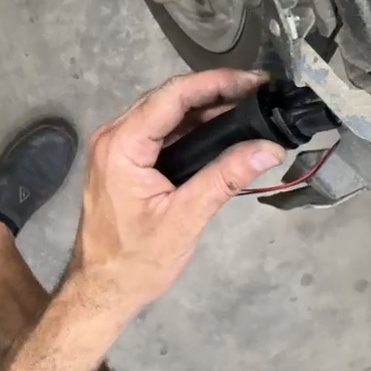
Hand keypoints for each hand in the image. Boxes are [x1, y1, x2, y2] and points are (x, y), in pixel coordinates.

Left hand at [66, 70, 286, 319]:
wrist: (101, 289)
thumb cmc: (136, 260)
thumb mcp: (184, 220)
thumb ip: (224, 179)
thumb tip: (269, 148)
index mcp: (121, 145)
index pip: (172, 96)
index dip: (215, 83)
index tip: (254, 82)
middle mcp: (113, 136)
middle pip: (168, 98)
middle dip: (215, 91)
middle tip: (260, 93)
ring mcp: (116, 147)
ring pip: (165, 112)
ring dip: (205, 108)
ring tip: (249, 108)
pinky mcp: (123, 160)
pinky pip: (159, 131)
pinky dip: (190, 127)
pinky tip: (222, 130)